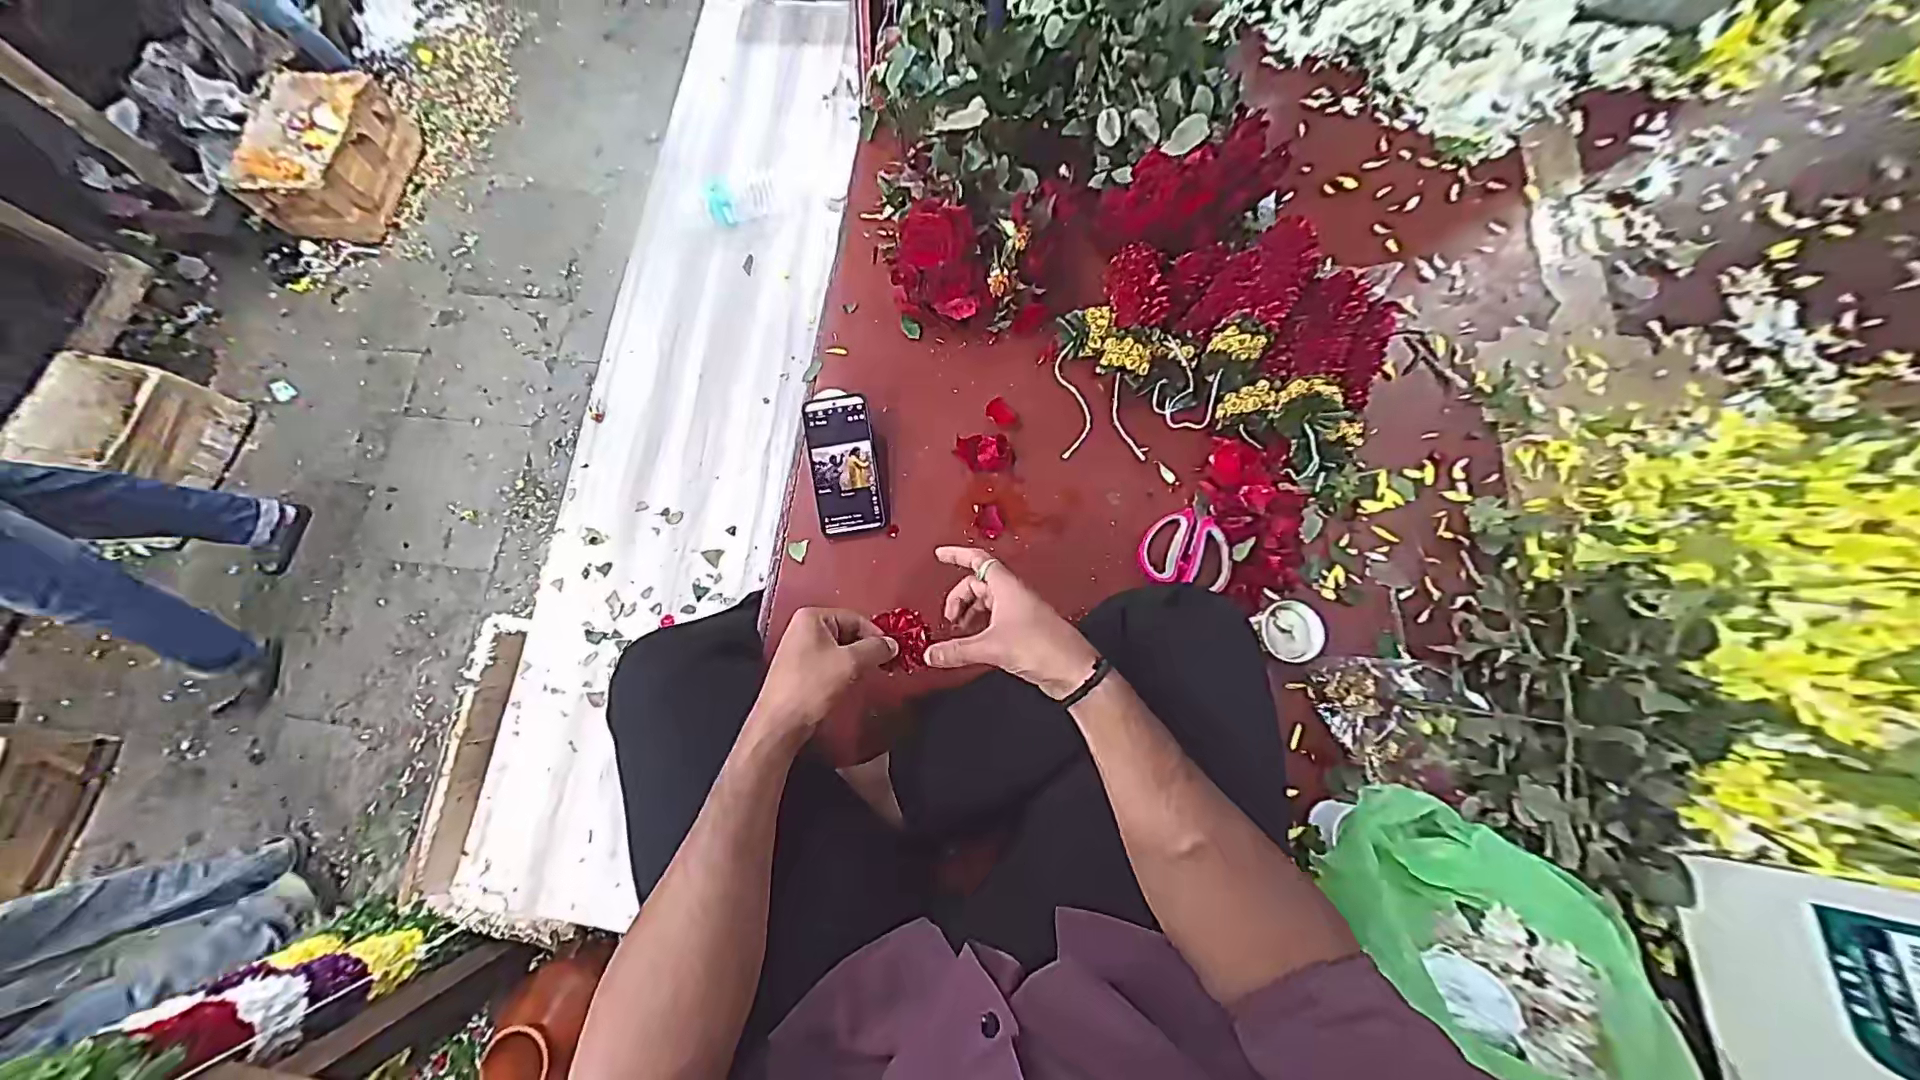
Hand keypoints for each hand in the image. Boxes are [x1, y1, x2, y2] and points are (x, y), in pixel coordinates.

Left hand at [749, 608, 896, 739]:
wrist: (780, 723)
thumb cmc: (811, 686)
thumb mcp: (850, 663)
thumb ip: (875, 649)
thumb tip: (892, 644)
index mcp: (812, 618)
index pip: (855, 618)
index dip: (875, 634)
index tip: (891, 650)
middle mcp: (803, 629)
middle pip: (848, 632)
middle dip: (866, 648)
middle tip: (883, 663)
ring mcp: (800, 649)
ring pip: (840, 649)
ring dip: (857, 661)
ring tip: (867, 674)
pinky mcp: (801, 669)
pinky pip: (830, 662)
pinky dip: (844, 670)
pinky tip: (850, 683)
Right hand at [924, 547, 1101, 698]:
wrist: (1073, 670)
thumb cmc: (1041, 647)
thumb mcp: (992, 647)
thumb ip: (958, 650)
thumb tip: (931, 654)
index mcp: (1006, 587)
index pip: (977, 560)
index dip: (957, 555)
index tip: (940, 555)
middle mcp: (1013, 595)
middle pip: (977, 585)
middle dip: (958, 599)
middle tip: (948, 621)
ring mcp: (1019, 611)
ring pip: (985, 603)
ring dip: (969, 614)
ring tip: (959, 633)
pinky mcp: (1023, 629)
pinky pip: (994, 619)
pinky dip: (980, 626)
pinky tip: (974, 643)